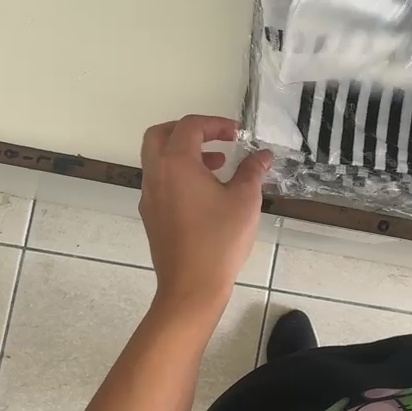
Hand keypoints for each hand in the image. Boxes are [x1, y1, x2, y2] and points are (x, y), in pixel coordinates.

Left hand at [138, 115, 272, 318]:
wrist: (192, 286)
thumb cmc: (220, 239)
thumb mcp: (244, 200)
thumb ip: (252, 171)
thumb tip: (262, 155)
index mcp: (176, 164)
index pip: (190, 127)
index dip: (215, 124)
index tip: (238, 134)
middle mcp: (156, 175)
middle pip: (160, 135)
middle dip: (188, 131)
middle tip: (215, 139)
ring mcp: (149, 197)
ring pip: (158, 160)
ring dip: (185, 154)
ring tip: (218, 166)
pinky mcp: (151, 216)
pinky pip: (161, 182)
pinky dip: (180, 175)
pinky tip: (206, 194)